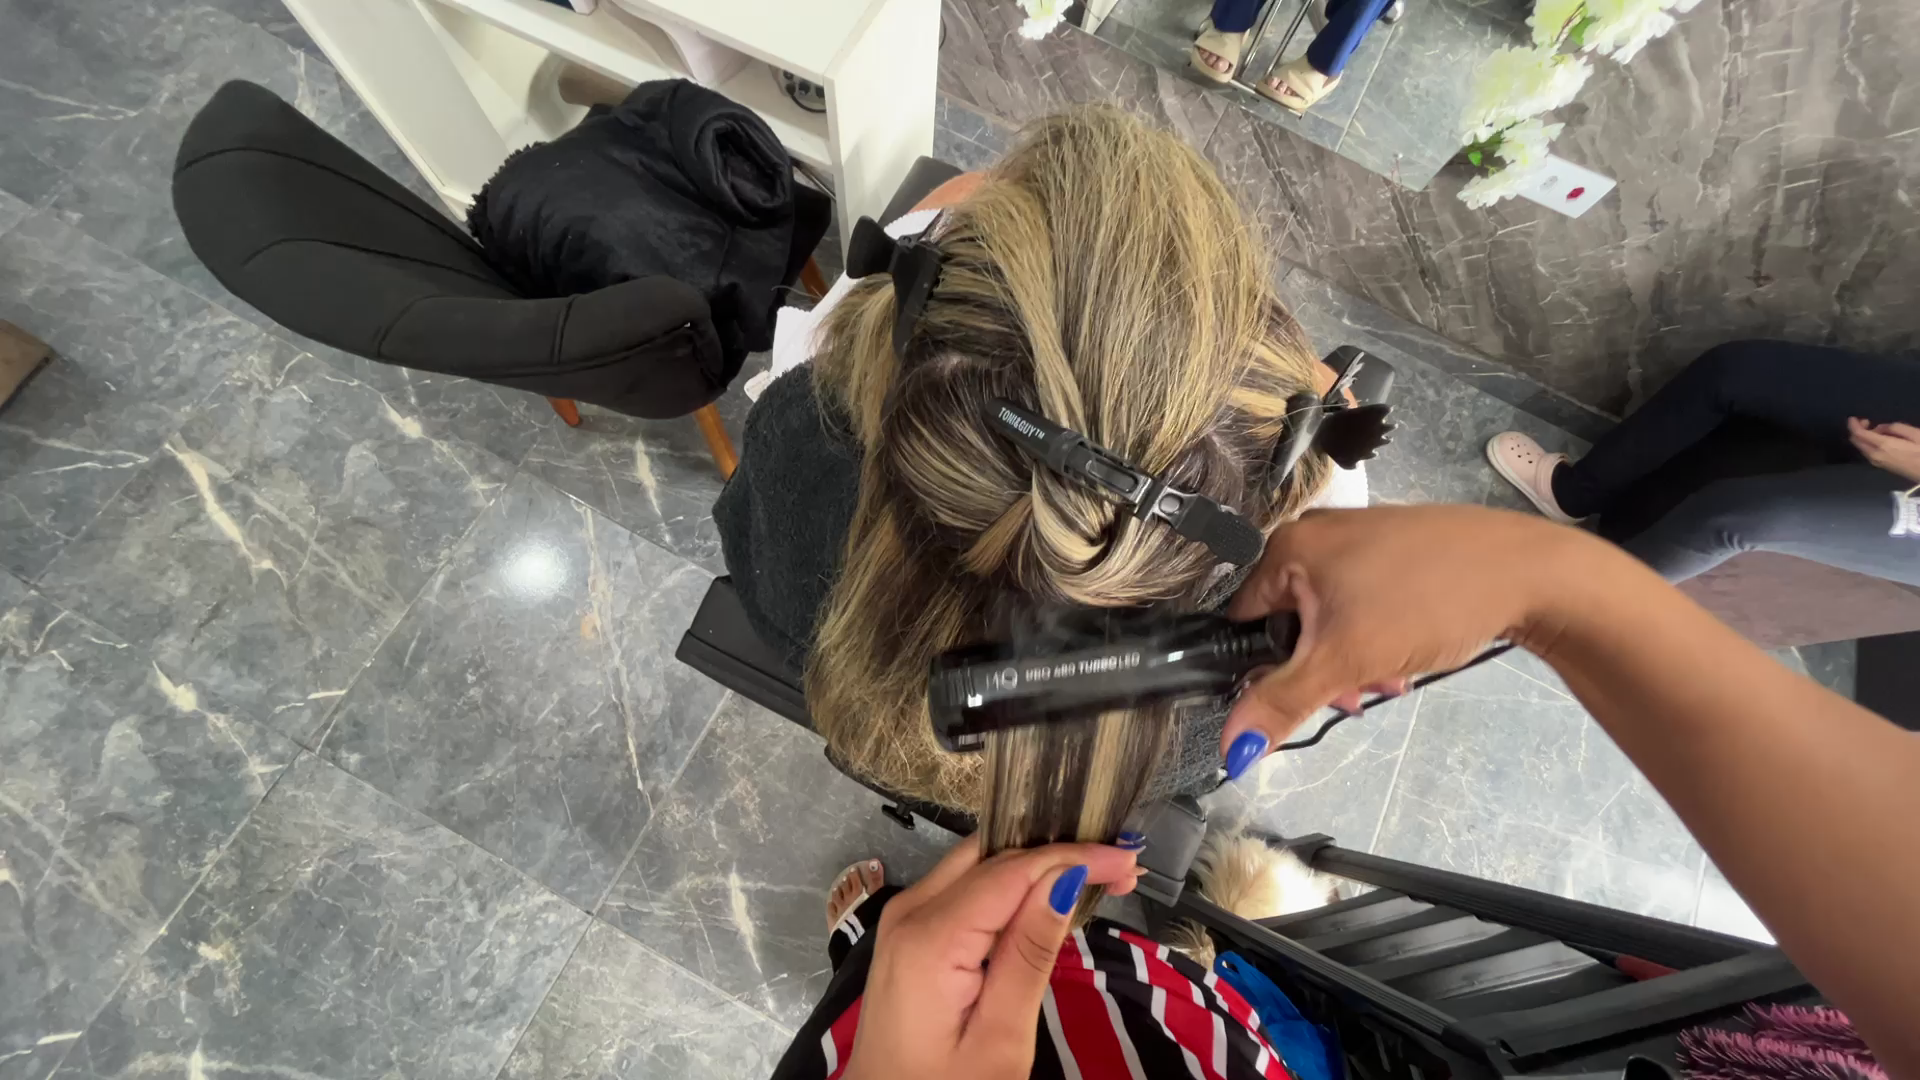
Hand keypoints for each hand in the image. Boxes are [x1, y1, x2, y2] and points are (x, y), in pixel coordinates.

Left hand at [841, 836, 1140, 1079]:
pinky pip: (968, 884)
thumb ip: (1030, 953)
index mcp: (930, 935)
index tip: (1125, 859)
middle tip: (1119, 868)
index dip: (1071, 857)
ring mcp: (908, 912)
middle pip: (994, 855)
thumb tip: (1065, 879)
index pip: (1012, 871)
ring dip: (1038, 864)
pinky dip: (1012, 883)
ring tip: (1098, 875)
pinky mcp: (913, 925)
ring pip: (981, 862)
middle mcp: (912, 907)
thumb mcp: (999, 1040)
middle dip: (1059, 853)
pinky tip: (1049, 893)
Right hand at [1220, 506, 1609, 773]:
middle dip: (1319, 667)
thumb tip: (1231, 749)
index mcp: (1286, 547)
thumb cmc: (1426, 604)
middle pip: (1289, 618)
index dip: (1263, 667)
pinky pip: (1356, 597)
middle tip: (1355, 695)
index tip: (1303, 699)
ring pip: (1326, 613)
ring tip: (1390, 678)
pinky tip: (1403, 653)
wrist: (1534, 570)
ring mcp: (1353, 537)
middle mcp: (1312, 534)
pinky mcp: (1389, 546)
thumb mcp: (1347, 659)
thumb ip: (1282, 703)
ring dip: (1348, 656)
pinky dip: (1370, 631)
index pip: (1244, 618)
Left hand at [1848, 417, 1919, 484]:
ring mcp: (1875, 461)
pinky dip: (1868, 443)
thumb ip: (1897, 428)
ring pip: (1861, 447)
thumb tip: (1879, 427)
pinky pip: (1867, 452)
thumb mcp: (1917, 435)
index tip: (1853, 418)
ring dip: (1863, 437)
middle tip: (1866, 422)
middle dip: (1857, 430)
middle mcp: (1873, 454)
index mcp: (1882, 445)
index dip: (1853, 425)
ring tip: (1876, 430)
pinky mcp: (1880, 465)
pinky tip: (1880, 439)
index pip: (1859, 434)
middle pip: (1856, 441)